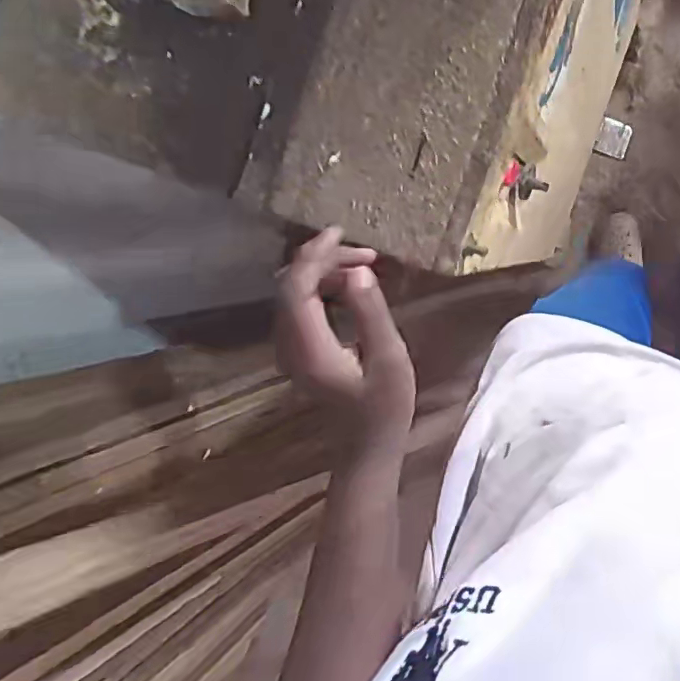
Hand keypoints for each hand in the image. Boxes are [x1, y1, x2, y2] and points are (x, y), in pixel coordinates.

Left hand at [275, 227, 415, 438]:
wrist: (367, 447)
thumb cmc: (385, 407)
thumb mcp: (389, 358)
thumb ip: (371, 312)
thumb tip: (357, 270)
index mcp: (309, 347)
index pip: (297, 288)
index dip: (315, 255)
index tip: (343, 234)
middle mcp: (290, 345)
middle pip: (291, 285)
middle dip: (324, 259)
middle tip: (367, 254)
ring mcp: (291, 350)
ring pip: (295, 293)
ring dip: (325, 272)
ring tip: (365, 267)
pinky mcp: (300, 351)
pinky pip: (302, 307)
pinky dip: (323, 288)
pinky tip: (350, 287)